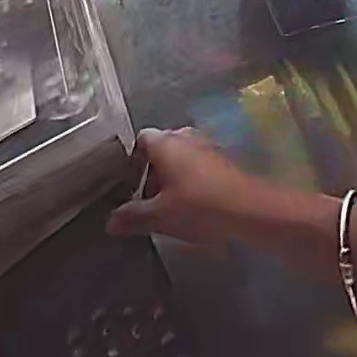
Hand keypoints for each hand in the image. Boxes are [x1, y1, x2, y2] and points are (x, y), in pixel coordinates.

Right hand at [107, 127, 276, 245]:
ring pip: (181, 157)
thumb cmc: (197, 205)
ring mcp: (206, 144)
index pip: (141, 140)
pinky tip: (192, 205)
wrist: (246, 208)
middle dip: (152, 172)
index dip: (133, 160)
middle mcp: (184, 136)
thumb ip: (133, 216)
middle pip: (161, 148)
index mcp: (164, 142)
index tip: (128, 183)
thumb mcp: (160, 215)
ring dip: (173, 177)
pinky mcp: (223, 158)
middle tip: (147, 200)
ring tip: (169, 206)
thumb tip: (109, 221)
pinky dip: (191, 179)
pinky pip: (198, 164)